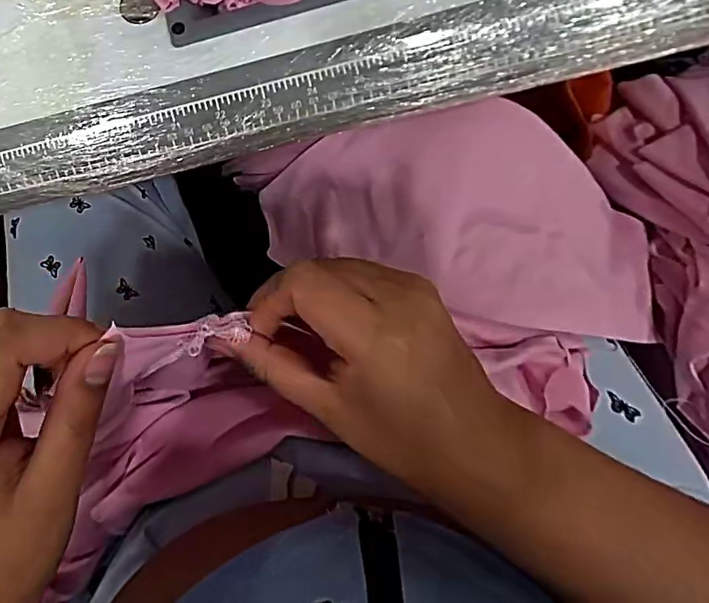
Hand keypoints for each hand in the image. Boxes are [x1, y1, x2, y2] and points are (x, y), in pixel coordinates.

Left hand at [0, 309, 120, 602]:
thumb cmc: (11, 554)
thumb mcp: (55, 491)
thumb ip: (78, 413)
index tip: (104, 349)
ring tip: (72, 373)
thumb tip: (106, 349)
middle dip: (53, 333)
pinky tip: (45, 381)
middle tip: (92, 362)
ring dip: (40, 339)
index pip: (7, 346)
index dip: (61, 333)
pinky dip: (25, 353)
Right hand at [223, 258, 524, 500]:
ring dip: (307, 289)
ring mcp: (411, 284)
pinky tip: (335, 320)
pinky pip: (358, 270)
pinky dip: (334, 287)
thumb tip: (229, 338)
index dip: (268, 301)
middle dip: (282, 295)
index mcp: (374, 332)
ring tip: (302, 328)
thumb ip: (274, 365)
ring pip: (334, 264)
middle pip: (314, 267)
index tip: (258, 334)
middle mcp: (395, 294)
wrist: (479, 445)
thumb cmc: (400, 441)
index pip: (302, 282)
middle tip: (272, 332)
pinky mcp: (418, 282)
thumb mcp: (328, 410)